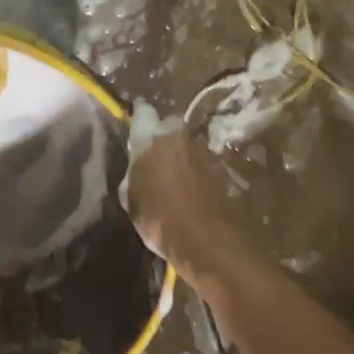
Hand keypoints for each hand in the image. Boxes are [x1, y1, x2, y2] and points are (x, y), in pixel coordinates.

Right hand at [121, 107, 247, 279]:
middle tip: (157, 158)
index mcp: (150, 139)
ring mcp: (203, 150)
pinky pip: (203, 163)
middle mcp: (178, 136)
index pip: (143, 112)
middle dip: (163, 138)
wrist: (206, 241)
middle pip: (168, 127)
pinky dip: (198, 172)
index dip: (139, 115)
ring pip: (187, 145)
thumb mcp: (131, 198)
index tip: (137, 120)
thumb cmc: (159, 220)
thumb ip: (134, 171)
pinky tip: (194, 191)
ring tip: (177, 179)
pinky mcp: (222, 167)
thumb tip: (138, 164)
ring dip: (182, 156)